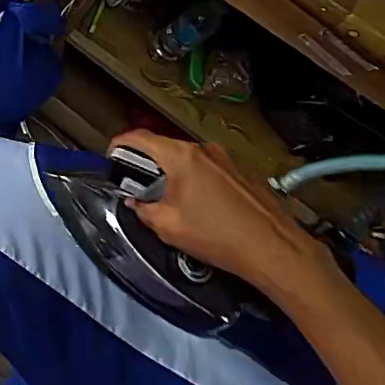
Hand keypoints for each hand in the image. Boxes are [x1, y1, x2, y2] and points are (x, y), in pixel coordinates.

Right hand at [109, 130, 336, 300]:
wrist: (272, 246)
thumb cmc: (219, 236)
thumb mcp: (169, 227)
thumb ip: (144, 209)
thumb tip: (136, 201)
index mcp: (183, 156)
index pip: (141, 137)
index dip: (121, 144)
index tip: (112, 157)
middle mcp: (205, 150)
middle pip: (166, 148)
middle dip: (148, 166)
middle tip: (138, 190)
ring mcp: (226, 159)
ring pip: (189, 160)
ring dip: (174, 176)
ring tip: (171, 205)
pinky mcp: (241, 172)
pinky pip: (209, 170)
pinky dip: (196, 182)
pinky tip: (201, 209)